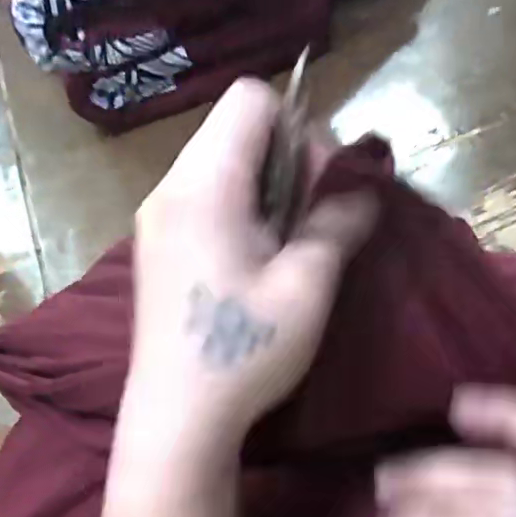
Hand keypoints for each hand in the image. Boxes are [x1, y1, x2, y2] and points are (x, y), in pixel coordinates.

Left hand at [119, 79, 377, 474]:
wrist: (177, 417)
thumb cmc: (244, 351)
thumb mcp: (307, 287)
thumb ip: (337, 225)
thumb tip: (362, 195)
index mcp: (204, 184)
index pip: (252, 99)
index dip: (300, 130)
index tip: (321, 190)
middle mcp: (168, 189)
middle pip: (233, 132)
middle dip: (285, 165)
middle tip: (309, 227)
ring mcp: (153, 223)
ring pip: (217, 170)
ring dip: (262, 195)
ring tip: (282, 254)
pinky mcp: (153, 253)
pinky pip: (200, 204)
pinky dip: (235, 217)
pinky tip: (249, 271)